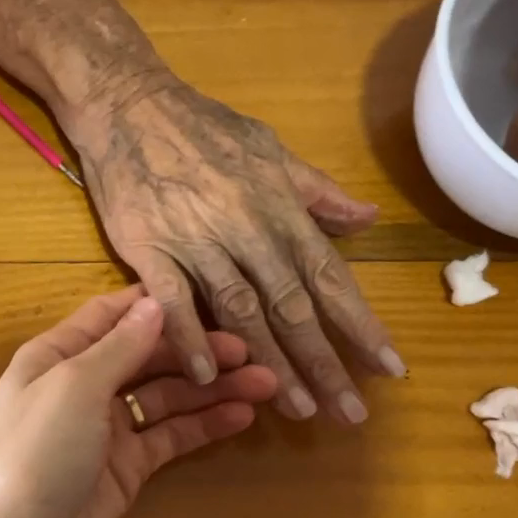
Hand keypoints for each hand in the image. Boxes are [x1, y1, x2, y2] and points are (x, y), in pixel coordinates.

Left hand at [0, 288, 275, 517]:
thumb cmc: (33, 454)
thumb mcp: (73, 388)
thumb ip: (119, 346)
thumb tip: (157, 302)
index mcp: (59, 355)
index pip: (114, 315)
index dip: (161, 304)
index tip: (214, 295)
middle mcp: (82, 385)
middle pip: (147, 356)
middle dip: (198, 350)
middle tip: (255, 350)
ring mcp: (106, 429)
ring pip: (166, 397)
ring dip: (211, 388)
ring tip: (266, 382)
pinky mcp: (125, 468)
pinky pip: (169, 438)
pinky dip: (201, 426)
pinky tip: (240, 416)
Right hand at [64, 78, 403, 425]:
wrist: (127, 105)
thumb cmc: (201, 128)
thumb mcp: (269, 149)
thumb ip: (316, 192)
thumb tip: (367, 222)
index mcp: (279, 208)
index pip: (330, 277)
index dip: (362, 325)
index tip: (390, 369)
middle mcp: (246, 230)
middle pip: (292, 306)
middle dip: (324, 362)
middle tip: (350, 413)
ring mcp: (196, 242)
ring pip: (241, 311)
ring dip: (270, 362)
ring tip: (296, 409)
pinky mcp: (149, 250)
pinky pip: (173, 301)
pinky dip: (190, 337)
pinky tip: (209, 375)